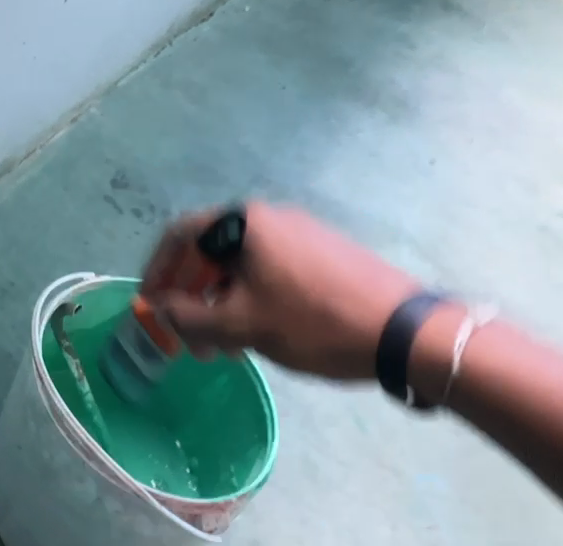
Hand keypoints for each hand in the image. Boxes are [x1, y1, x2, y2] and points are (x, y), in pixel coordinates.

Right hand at [146, 202, 418, 381]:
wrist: (411, 335)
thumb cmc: (314, 322)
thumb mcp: (241, 325)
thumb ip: (189, 316)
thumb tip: (160, 308)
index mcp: (242, 222)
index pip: (178, 235)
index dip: (158, 269)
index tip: (151, 302)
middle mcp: (268, 216)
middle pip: (210, 250)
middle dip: (192, 293)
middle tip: (187, 334)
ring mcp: (301, 232)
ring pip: (242, 263)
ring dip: (222, 300)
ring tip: (225, 346)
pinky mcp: (326, 252)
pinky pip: (271, 268)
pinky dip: (252, 295)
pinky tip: (260, 331)